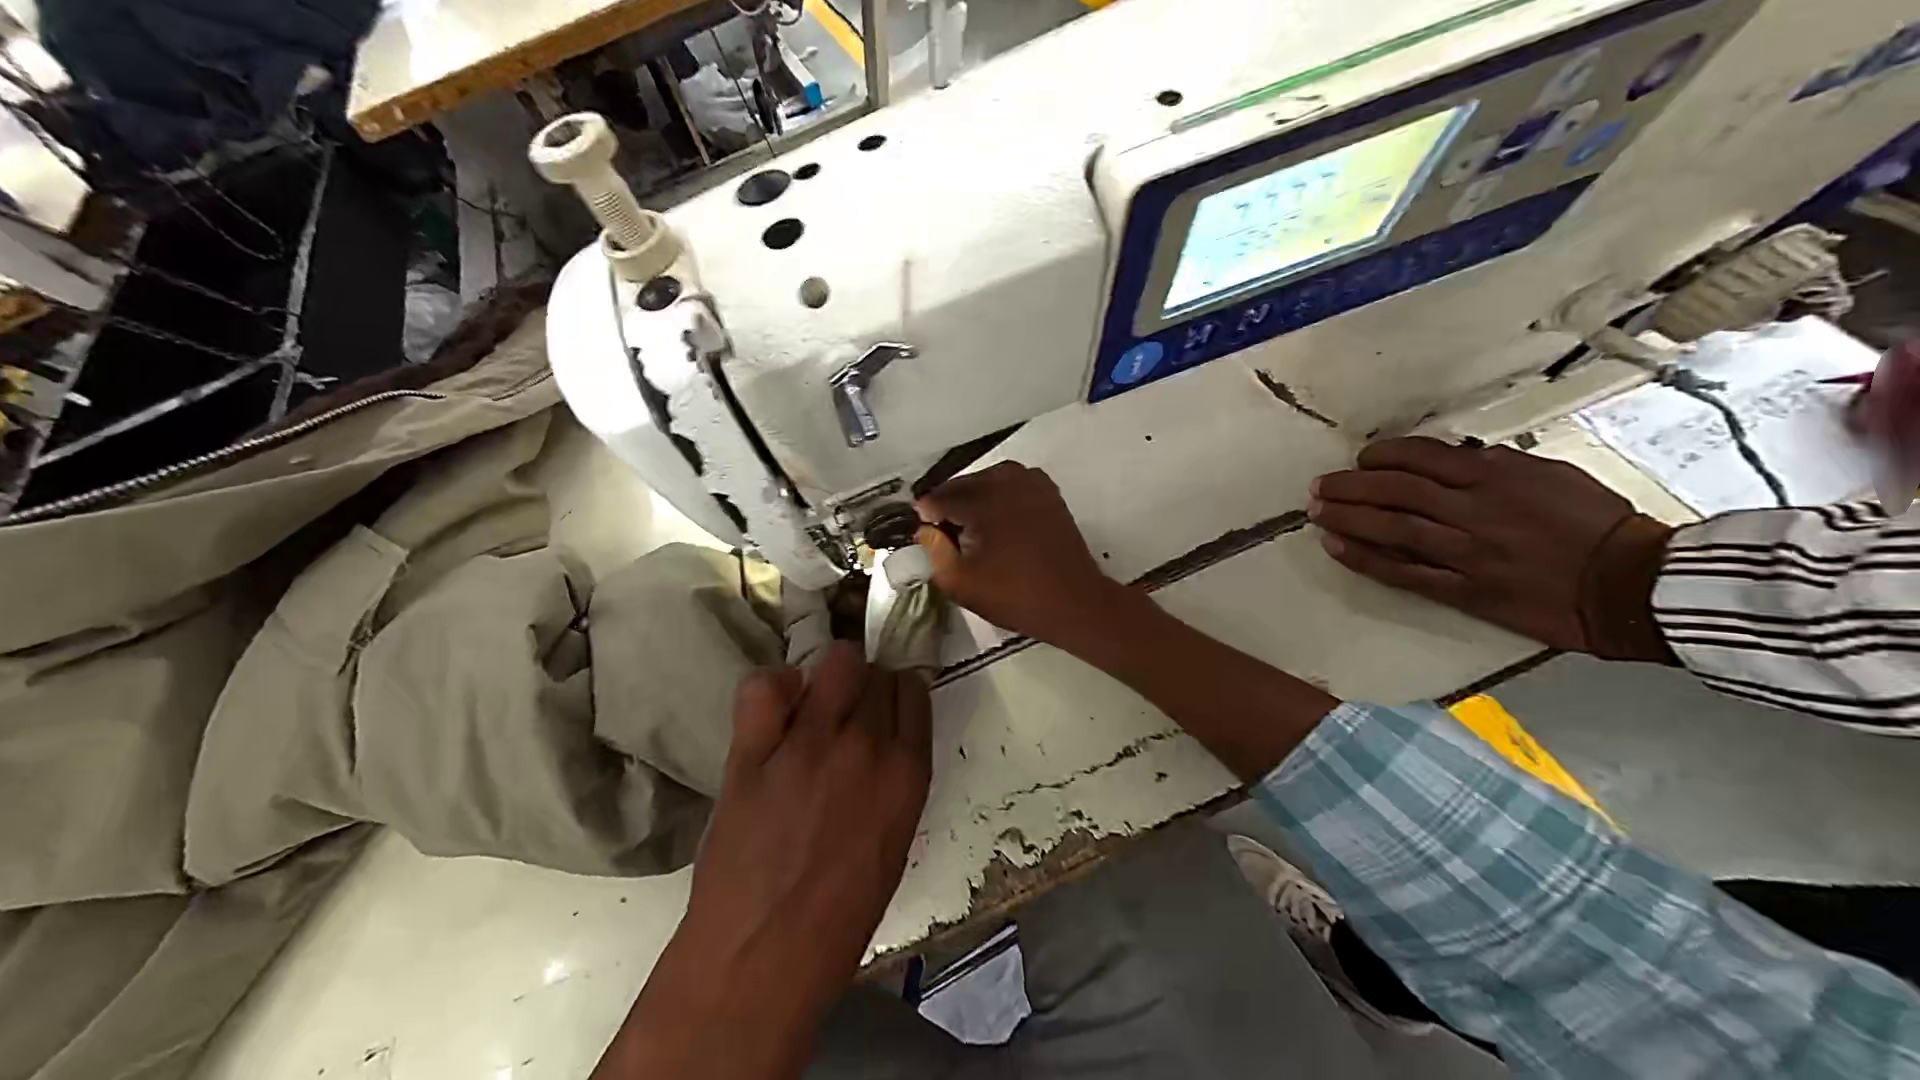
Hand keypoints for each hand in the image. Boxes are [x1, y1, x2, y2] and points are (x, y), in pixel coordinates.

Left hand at [600, 644, 930, 1079]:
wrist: (762, 956)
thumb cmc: (839, 915)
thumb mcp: (893, 842)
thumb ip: (893, 781)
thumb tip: (881, 741)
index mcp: (908, 773)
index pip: (913, 691)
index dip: (897, 693)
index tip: (883, 704)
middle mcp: (866, 746)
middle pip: (876, 673)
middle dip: (865, 686)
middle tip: (845, 712)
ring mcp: (809, 743)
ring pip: (835, 663)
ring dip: (830, 675)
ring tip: (813, 704)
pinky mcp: (754, 750)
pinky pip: (765, 685)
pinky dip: (774, 687)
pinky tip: (775, 710)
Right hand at [914, 462, 1133, 648]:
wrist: (1072, 601)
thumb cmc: (1014, 595)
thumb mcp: (960, 581)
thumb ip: (934, 550)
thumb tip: (925, 529)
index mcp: (984, 501)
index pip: (942, 497)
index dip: (926, 513)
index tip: (920, 528)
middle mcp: (1008, 482)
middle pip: (965, 483)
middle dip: (949, 502)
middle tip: (940, 528)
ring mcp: (1032, 484)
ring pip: (989, 479)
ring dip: (974, 495)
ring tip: (967, 523)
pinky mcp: (1048, 493)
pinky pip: (1013, 483)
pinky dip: (999, 494)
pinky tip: (996, 516)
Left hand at [1309, 437, 1672, 659]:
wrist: (1634, 583)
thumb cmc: (1599, 523)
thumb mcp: (1550, 475)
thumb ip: (1495, 467)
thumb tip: (1450, 460)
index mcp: (1496, 475)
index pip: (1421, 457)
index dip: (1381, 456)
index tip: (1360, 459)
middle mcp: (1472, 509)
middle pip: (1394, 490)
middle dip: (1349, 485)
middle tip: (1318, 486)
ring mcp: (1464, 551)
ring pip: (1390, 528)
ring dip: (1346, 518)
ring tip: (1315, 511)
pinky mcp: (1463, 589)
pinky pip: (1402, 572)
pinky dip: (1364, 559)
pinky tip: (1335, 547)